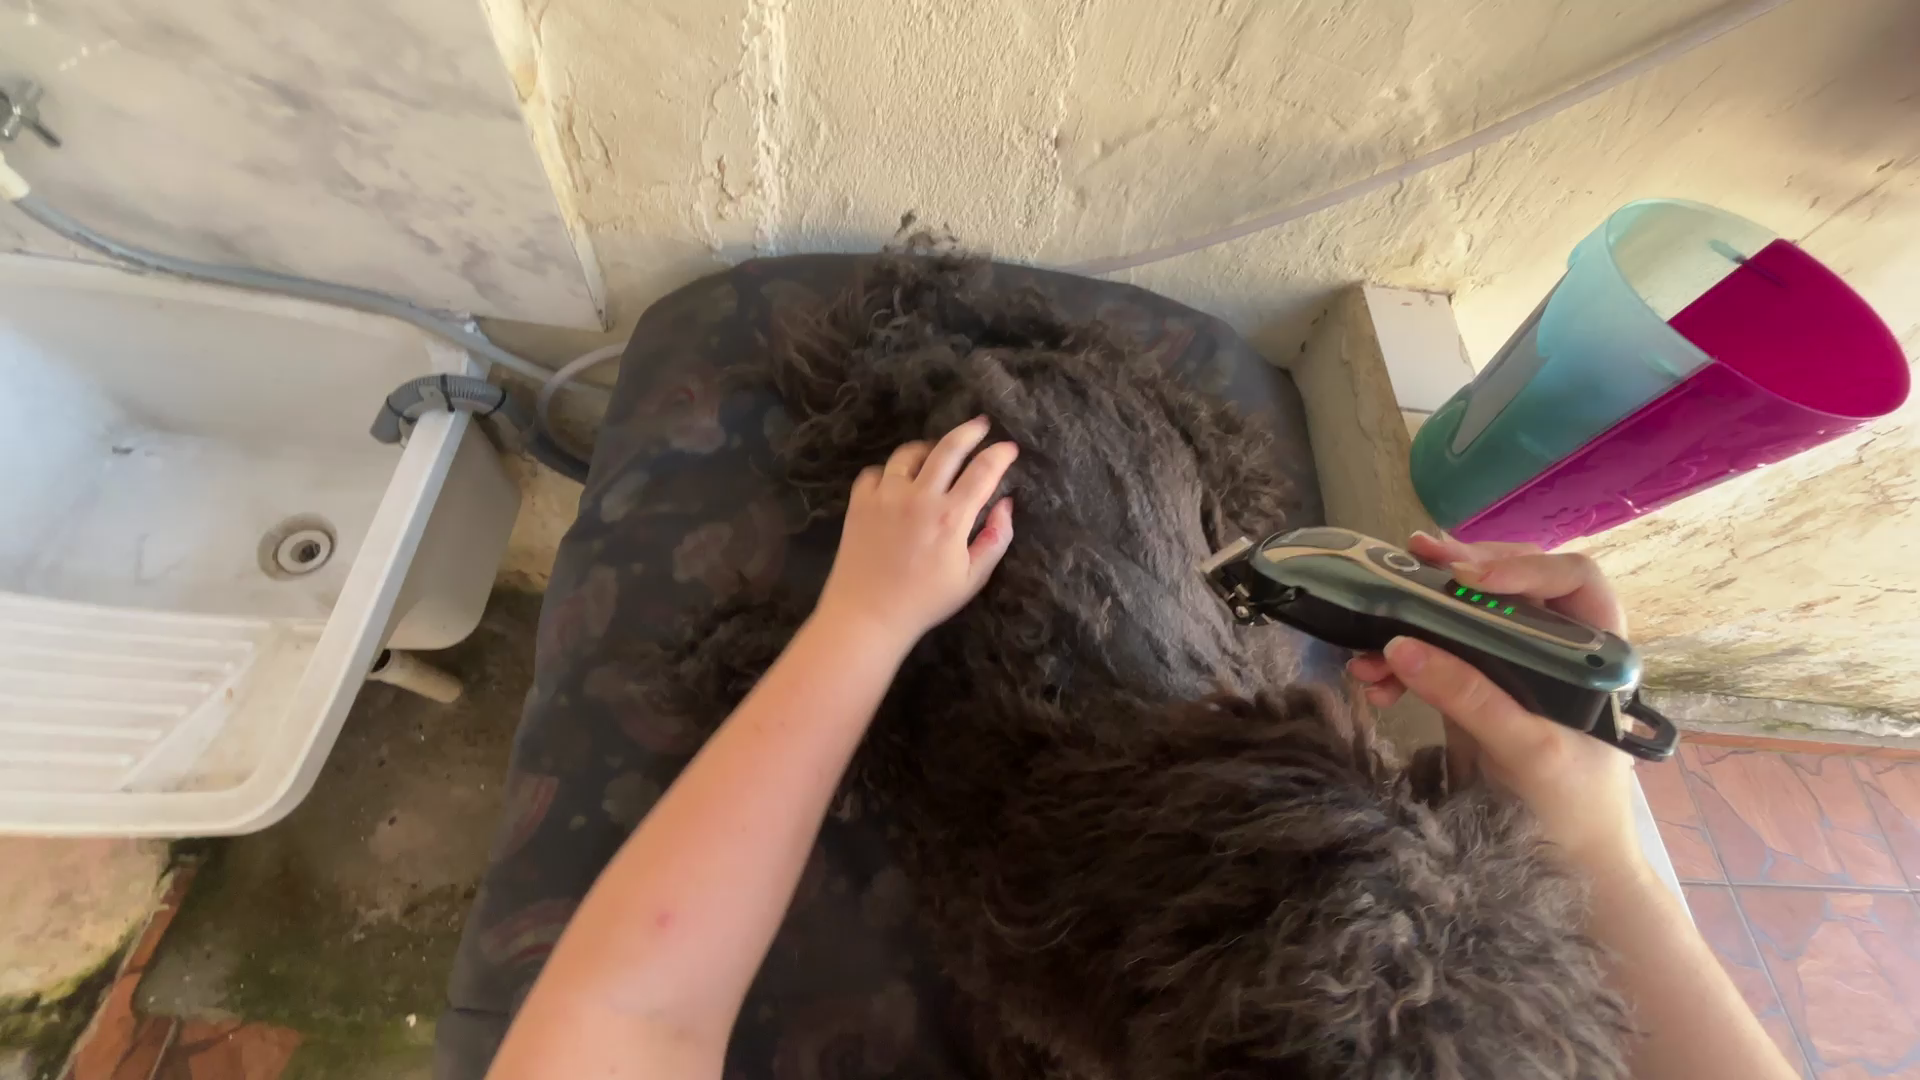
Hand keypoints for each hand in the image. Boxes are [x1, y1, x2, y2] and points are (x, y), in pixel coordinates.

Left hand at [814, 416, 1017, 646]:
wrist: (866, 615)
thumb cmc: (924, 601)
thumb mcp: (972, 578)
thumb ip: (995, 539)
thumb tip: (1006, 505)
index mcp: (951, 517)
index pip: (983, 471)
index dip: (1000, 454)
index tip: (1009, 448)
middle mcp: (919, 497)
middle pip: (948, 448)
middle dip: (970, 432)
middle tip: (980, 425)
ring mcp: (885, 496)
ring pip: (910, 454)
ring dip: (929, 448)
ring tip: (937, 453)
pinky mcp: (860, 502)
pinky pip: (877, 472)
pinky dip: (891, 473)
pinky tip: (899, 483)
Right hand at [1346, 532, 1639, 873]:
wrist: (1558, 855)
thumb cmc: (1570, 805)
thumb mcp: (1527, 749)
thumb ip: (1469, 696)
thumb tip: (1400, 645)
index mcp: (1592, 653)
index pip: (1571, 581)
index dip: (1522, 568)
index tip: (1465, 578)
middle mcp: (1551, 646)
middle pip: (1504, 585)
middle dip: (1450, 577)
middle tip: (1410, 558)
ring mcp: (1507, 663)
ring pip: (1457, 615)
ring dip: (1408, 624)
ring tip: (1366, 650)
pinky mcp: (1469, 682)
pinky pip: (1428, 652)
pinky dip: (1395, 661)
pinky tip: (1371, 681)